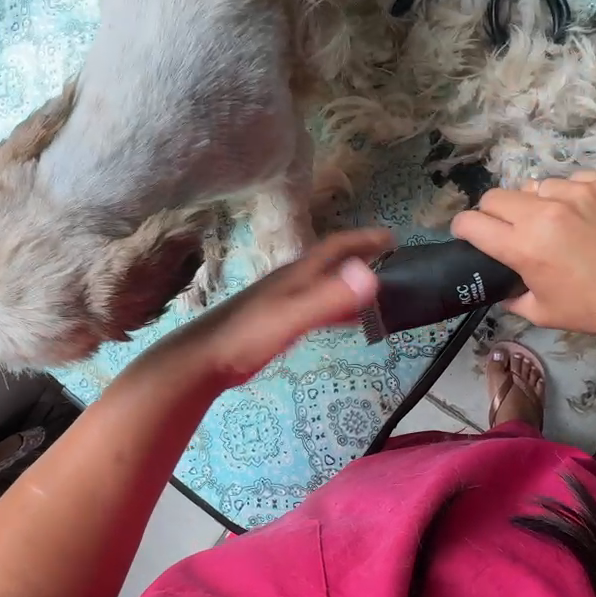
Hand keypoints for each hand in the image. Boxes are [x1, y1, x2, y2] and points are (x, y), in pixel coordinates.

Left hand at [154, 229, 393, 389]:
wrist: (204, 359)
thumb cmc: (247, 336)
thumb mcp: (292, 316)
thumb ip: (328, 298)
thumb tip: (370, 274)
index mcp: (296, 275)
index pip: (334, 248)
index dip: (362, 240)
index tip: (391, 237)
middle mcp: (289, 282)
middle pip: (329, 263)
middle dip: (359, 258)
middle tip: (389, 260)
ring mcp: (281, 302)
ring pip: (322, 285)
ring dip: (348, 284)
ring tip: (376, 293)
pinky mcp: (275, 323)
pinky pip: (314, 309)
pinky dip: (334, 309)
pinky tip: (342, 323)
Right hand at [450, 173, 595, 346]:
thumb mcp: (544, 314)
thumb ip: (512, 296)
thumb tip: (501, 285)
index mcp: (526, 246)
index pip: (471, 222)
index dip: (462, 229)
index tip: (468, 236)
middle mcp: (546, 211)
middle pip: (495, 196)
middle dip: (493, 213)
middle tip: (510, 231)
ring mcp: (580, 192)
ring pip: (535, 186)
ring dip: (535, 203)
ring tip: (557, 224)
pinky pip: (573, 180)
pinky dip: (571, 196)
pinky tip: (586, 216)